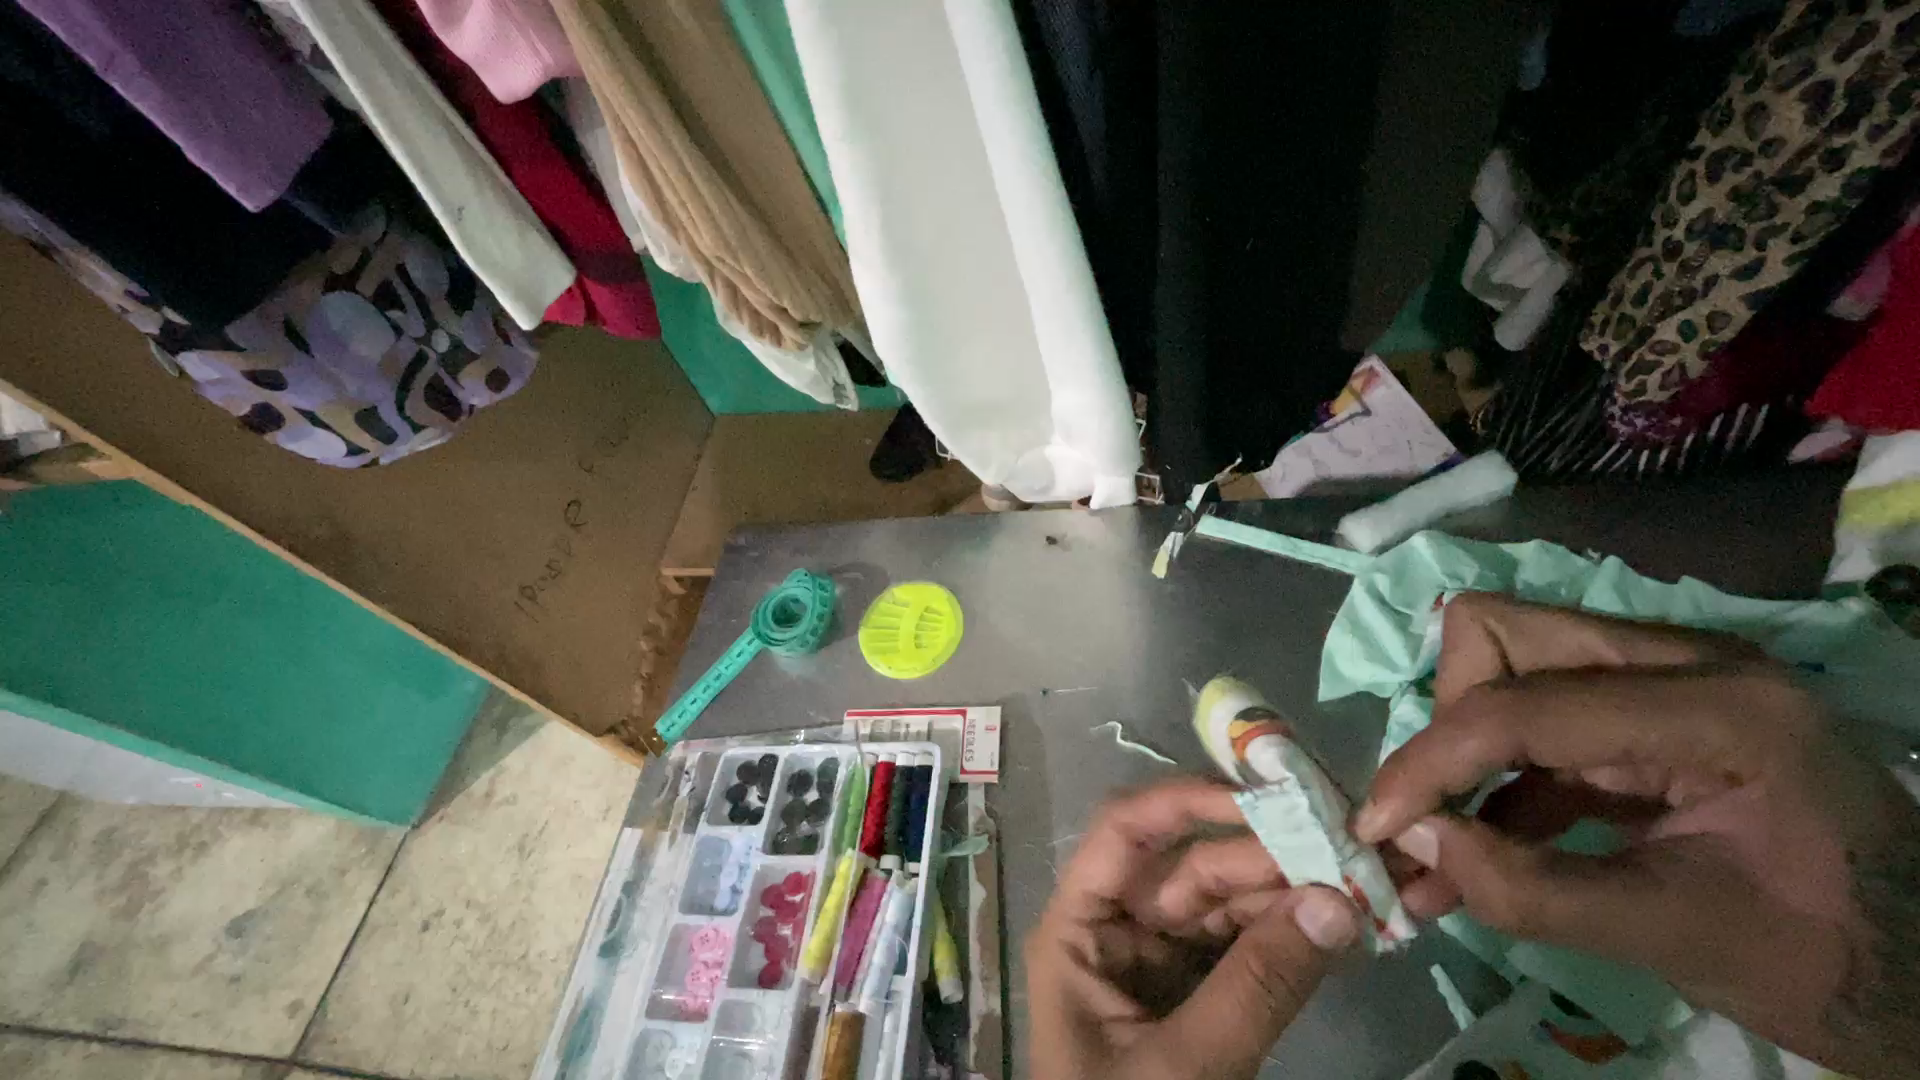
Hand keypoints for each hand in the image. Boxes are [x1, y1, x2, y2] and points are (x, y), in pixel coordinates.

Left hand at [1026, 778, 1361, 1079]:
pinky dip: (1289, 939)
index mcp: (1080, 926)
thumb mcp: (1184, 1065)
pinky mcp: (1194, 996)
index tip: (1264, 800)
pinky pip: (1242, 949)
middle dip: (1262, 856)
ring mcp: (1157, 961)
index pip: (1125, 833)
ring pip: (1223, 905)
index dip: (1186, 802)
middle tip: (1344, 848)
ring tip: (1360, 886)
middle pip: (1188, 868)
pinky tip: (1342, 928)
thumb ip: (1259, 985)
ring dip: (1287, 894)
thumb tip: (1336, 900)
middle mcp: (1116, 929)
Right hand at [1354, 593, 1919, 1079]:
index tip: (1375, 827)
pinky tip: (1467, 845)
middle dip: (1445, 723)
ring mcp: (1662, 678)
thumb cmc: (1836, 966)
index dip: (1430, 764)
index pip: (1521, 706)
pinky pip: (1531, 715)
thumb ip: (1530, 890)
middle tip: (1428, 810)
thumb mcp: (1679, 940)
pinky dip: (1488, 778)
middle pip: (1501, 634)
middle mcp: (1683, 662)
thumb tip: (1409, 842)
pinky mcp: (1642, 709)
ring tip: (1427, 839)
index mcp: (1717, 709)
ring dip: (1455, 748)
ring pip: (1503, 661)